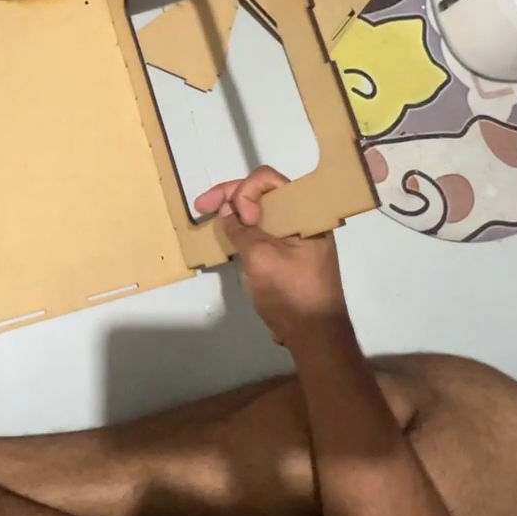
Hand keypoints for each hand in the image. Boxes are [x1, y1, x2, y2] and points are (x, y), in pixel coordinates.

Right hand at [194, 166, 350, 348]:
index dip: (246, 192)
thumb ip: (241, 230)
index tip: (242, 218)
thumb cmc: (290, 292)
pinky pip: (263, 232)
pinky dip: (243, 230)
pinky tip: (225, 234)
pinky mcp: (287, 253)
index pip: (269, 181)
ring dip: (234, 212)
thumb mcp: (260, 258)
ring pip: (260, 212)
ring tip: (208, 215)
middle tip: (202, 205)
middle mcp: (301, 218)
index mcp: (304, 213)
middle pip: (262, 193)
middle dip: (231, 196)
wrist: (314, 334)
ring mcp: (294, 237)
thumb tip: (227, 211)